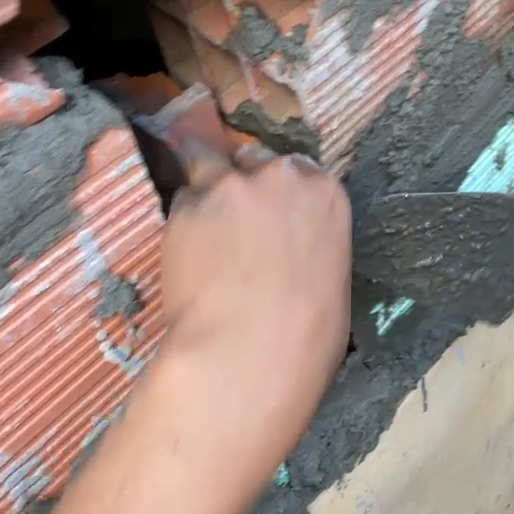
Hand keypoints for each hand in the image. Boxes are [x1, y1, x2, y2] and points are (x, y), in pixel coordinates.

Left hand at [151, 138, 350, 462]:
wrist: (250, 353)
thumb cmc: (308, 335)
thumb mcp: (332, 279)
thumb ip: (311, 243)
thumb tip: (292, 252)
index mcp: (325, 194)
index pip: (297, 169)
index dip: (278, 190)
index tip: (271, 212)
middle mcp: (280, 177)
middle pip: (252, 160)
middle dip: (243, 184)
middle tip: (236, 225)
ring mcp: (230, 187)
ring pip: (208, 168)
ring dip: (206, 193)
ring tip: (202, 234)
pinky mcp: (186, 207)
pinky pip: (180, 204)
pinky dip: (181, 224)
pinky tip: (185, 257)